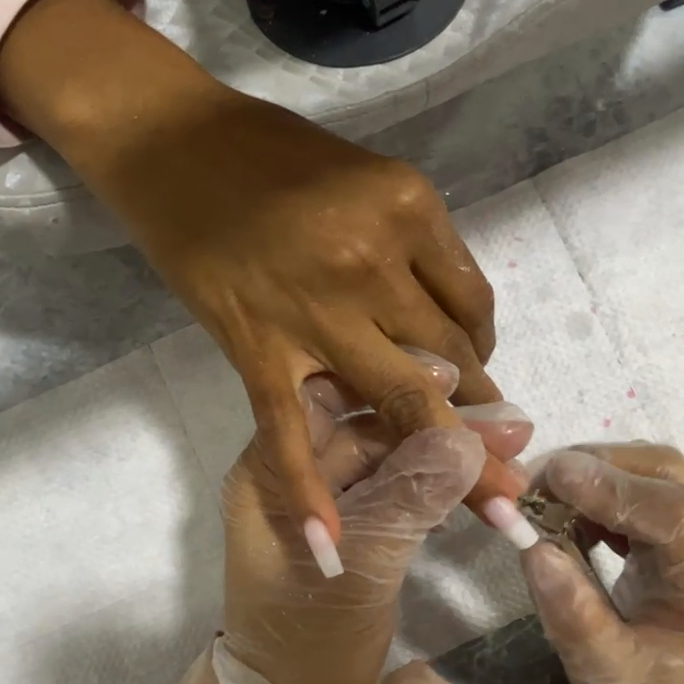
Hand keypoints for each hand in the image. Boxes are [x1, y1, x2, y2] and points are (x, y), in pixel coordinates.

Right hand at [0, 0, 530, 571]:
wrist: (166, 140)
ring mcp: (314, 311)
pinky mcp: (257, 348)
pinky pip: (291, 429)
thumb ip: (406, 245)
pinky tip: (332, 543)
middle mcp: (373, 262)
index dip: (481, 351)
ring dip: (448, 458)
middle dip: (487, 421)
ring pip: (398, 397)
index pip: (469, 301)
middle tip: (517, 473)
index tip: (476, 378)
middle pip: (449, 358)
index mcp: (408, 207)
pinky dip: (309, 489)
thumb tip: (435, 314)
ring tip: (491, 509)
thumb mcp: (364, 178)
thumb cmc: (266, 149)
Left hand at [220, 364, 533, 683]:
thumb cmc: (309, 637)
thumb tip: (464, 440)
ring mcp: (330, 499)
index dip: (386, 381)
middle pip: (373, 428)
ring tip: (519, 457)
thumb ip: (409, 499)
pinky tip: (487, 487)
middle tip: (513, 425)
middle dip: (441, 425)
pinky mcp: (358, 523)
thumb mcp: (361, 565)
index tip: (451, 377)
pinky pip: (402, 490)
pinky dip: (443, 488)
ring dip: (453, 458)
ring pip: (396, 459)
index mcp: (271, 470)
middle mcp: (296, 472)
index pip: (327, 399)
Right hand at [520, 444, 683, 683]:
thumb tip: (530, 542)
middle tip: (533, 486)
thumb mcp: (601, 669)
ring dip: (594, 470)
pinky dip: (599, 483)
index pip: (680, 515)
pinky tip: (569, 508)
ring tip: (544, 497)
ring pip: (657, 470)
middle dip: (596, 468)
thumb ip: (569, 610)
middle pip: (670, 476)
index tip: (552, 478)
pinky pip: (647, 481)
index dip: (614, 488)